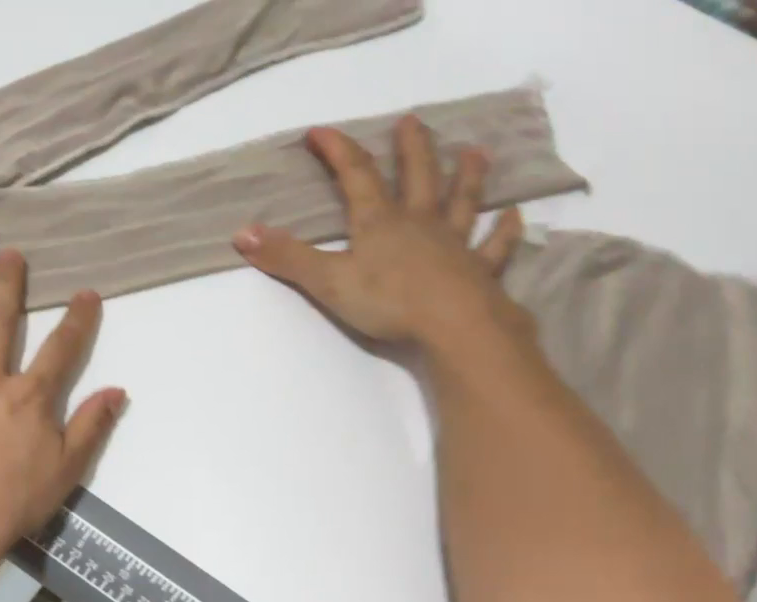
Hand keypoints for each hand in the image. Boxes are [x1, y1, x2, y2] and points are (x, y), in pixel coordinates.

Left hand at [0, 251, 126, 594]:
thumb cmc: (16, 499)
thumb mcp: (67, 468)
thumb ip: (91, 426)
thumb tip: (117, 390)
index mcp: (30, 396)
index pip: (61, 348)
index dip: (77, 319)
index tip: (86, 292)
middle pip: (1, 323)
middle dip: (8, 285)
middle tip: (9, 254)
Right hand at [232, 116, 528, 347]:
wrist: (453, 324)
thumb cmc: (388, 301)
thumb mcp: (326, 281)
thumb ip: (286, 257)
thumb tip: (242, 233)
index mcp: (379, 222)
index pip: (356, 176)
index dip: (337, 151)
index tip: (320, 132)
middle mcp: (419, 222)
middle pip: (416, 176)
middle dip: (410, 148)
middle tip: (411, 121)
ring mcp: (454, 243)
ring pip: (462, 201)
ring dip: (467, 176)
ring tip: (473, 151)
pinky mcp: (478, 270)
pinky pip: (494, 246)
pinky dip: (505, 230)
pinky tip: (515, 216)